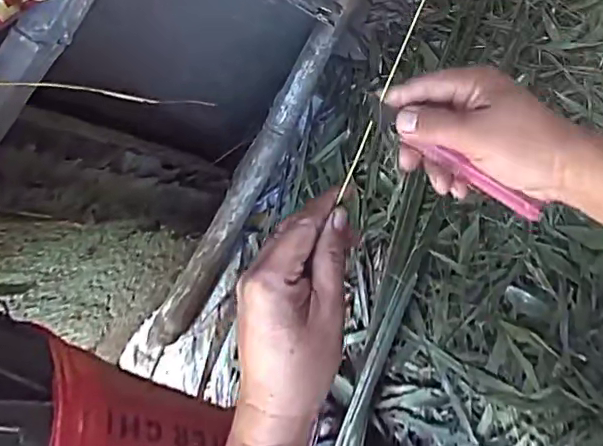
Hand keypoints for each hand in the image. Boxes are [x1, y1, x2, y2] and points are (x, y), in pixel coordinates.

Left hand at [231, 190, 356, 445]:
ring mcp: (249, 284)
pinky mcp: (253, 294)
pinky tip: (322, 262)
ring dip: (314, 237)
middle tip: (353, 228)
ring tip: (344, 246)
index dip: (327, 205)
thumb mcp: (329, 308)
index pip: (302, 225)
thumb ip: (332, 258)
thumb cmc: (304, 369)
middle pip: (291, 230)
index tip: (348, 191)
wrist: (275, 411)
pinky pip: (279, 259)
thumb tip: (338, 219)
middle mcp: (253, 274)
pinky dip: (302, 253)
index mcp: (269, 276)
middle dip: (323, 222)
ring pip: (285, 242)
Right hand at [386, 66, 594, 202]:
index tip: (379, 111)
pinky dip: (457, 173)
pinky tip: (461, 190)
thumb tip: (401, 118)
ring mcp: (483, 124)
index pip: (428, 85)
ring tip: (446, 187)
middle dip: (421, 145)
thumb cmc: (522, 144)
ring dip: (440, 165)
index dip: (403, 98)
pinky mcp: (490, 147)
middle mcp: (476, 99)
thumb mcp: (473, 136)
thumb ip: (434, 126)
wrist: (567, 170)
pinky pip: (462, 156)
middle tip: (408, 168)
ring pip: (445, 141)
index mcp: (473, 84)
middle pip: (433, 117)